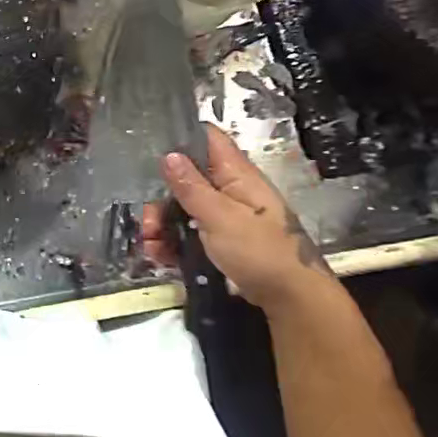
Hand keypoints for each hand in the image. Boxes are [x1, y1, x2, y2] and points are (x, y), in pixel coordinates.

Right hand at [142, 124, 334, 307]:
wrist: (290, 298)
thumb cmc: (259, 251)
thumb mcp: (220, 217)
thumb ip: (192, 187)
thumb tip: (169, 154)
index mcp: (236, 174)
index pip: (208, 139)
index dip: (181, 138)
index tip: (150, 150)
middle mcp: (230, 190)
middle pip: (188, 180)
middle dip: (162, 198)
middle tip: (147, 221)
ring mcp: (226, 217)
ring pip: (185, 209)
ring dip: (163, 224)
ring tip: (150, 244)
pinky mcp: (223, 241)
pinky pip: (191, 233)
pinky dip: (173, 242)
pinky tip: (159, 255)